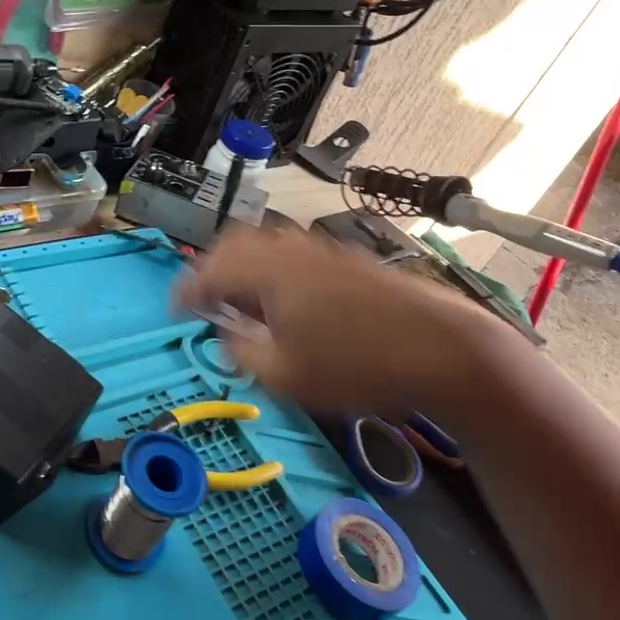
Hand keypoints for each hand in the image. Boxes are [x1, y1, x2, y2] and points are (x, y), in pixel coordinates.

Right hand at [175, 226, 519, 418]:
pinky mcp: (348, 261)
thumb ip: (243, 353)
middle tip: (207, 303)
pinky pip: (294, 256)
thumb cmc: (358, 366)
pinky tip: (289, 307)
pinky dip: (274, 274)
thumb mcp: (285, 375)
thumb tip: (228, 337)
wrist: (445, 349)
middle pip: (235, 244)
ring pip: (267, 247)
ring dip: (245, 271)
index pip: (208, 269)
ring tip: (246, 308)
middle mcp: (290, 248)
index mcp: (267, 269)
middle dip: (213, 271)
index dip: (185, 291)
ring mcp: (323, 251)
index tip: (175, 311)